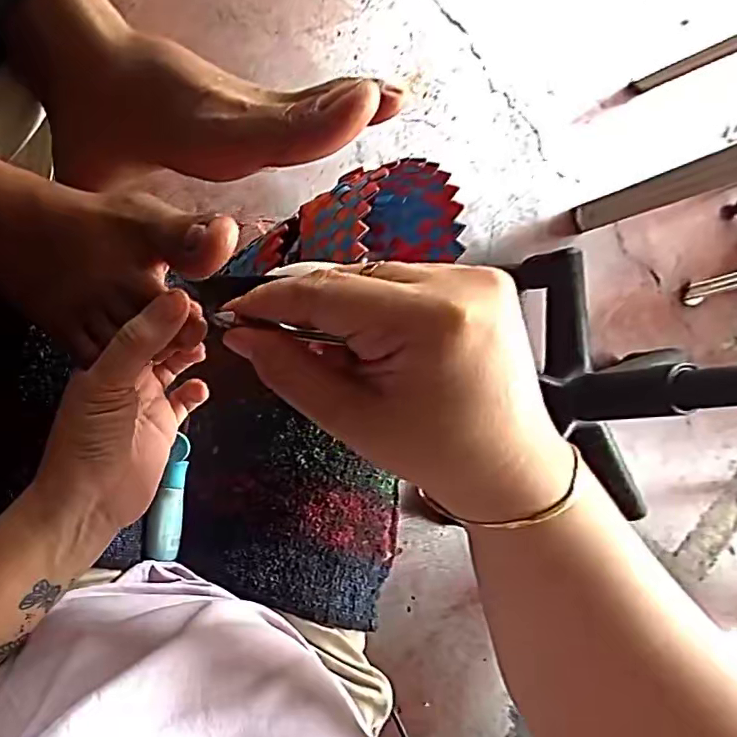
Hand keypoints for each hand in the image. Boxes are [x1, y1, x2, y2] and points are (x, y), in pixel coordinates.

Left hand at [25, 289, 209, 556]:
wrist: (88, 500)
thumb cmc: (85, 442)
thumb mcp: (107, 382)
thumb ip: (139, 341)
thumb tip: (175, 299)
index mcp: (102, 359)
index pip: (136, 320)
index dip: (161, 306)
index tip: (188, 295)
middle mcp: (124, 375)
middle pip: (159, 338)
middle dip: (181, 326)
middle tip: (204, 320)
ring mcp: (144, 400)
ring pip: (174, 364)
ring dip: (189, 352)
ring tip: (202, 346)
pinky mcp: (162, 425)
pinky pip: (184, 400)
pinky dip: (195, 390)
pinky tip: (199, 388)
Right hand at [219, 262, 573, 521]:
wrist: (505, 461)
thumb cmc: (430, 448)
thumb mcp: (343, 415)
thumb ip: (285, 368)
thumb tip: (242, 335)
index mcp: (430, 319)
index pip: (324, 292)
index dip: (267, 301)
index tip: (231, 313)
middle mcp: (459, 282)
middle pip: (344, 277)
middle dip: (296, 305)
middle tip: (261, 334)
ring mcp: (473, 276)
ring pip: (364, 275)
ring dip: (328, 306)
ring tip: (320, 350)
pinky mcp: (474, 281)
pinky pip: (392, 281)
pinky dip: (359, 305)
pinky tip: (355, 340)